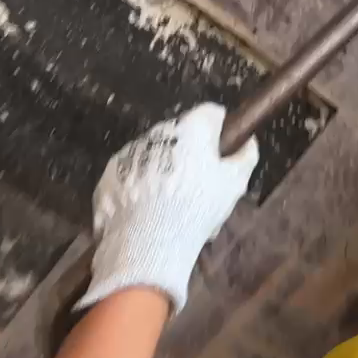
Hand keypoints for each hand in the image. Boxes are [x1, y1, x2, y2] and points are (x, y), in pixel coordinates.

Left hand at [80, 103, 259, 312]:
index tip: (221, 155)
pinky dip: (138, 186)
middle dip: (190, 153)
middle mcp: (159, 131)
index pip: (212, 113)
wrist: (146, 244)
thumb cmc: (196, 208)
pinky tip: (146, 211)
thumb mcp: (234, 185)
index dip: (221, 132)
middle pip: (181, 134)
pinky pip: (130, 174)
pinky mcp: (109, 174)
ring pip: (154, 153)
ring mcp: (130, 152)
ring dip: (164, 168)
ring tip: (169, 205)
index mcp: (192, 127)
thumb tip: (248, 141)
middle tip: (197, 186)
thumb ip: (245, 157)